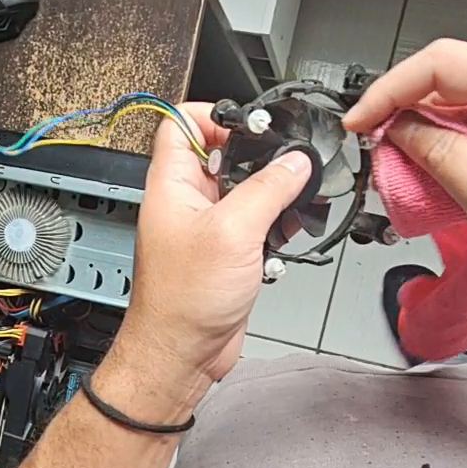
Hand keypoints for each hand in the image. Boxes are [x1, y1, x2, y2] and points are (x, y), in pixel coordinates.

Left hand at [108, 104, 310, 408]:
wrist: (183, 354)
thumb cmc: (183, 303)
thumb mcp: (234, 232)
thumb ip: (268, 189)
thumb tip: (294, 162)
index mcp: (172, 185)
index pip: (183, 123)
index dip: (215, 113)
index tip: (252, 122)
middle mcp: (186, 203)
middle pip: (224, 155)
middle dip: (259, 158)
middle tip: (287, 165)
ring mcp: (207, 229)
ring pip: (244, 193)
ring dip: (271, 197)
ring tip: (291, 206)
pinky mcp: (225, 254)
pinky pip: (253, 226)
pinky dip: (272, 228)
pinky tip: (281, 240)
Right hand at [345, 39, 466, 299]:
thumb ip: (436, 154)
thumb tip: (399, 130)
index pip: (440, 64)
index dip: (388, 92)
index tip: (359, 123)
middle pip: (452, 83)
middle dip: (409, 121)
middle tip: (385, 162)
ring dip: (434, 142)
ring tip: (421, 183)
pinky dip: (459, 154)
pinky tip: (451, 183)